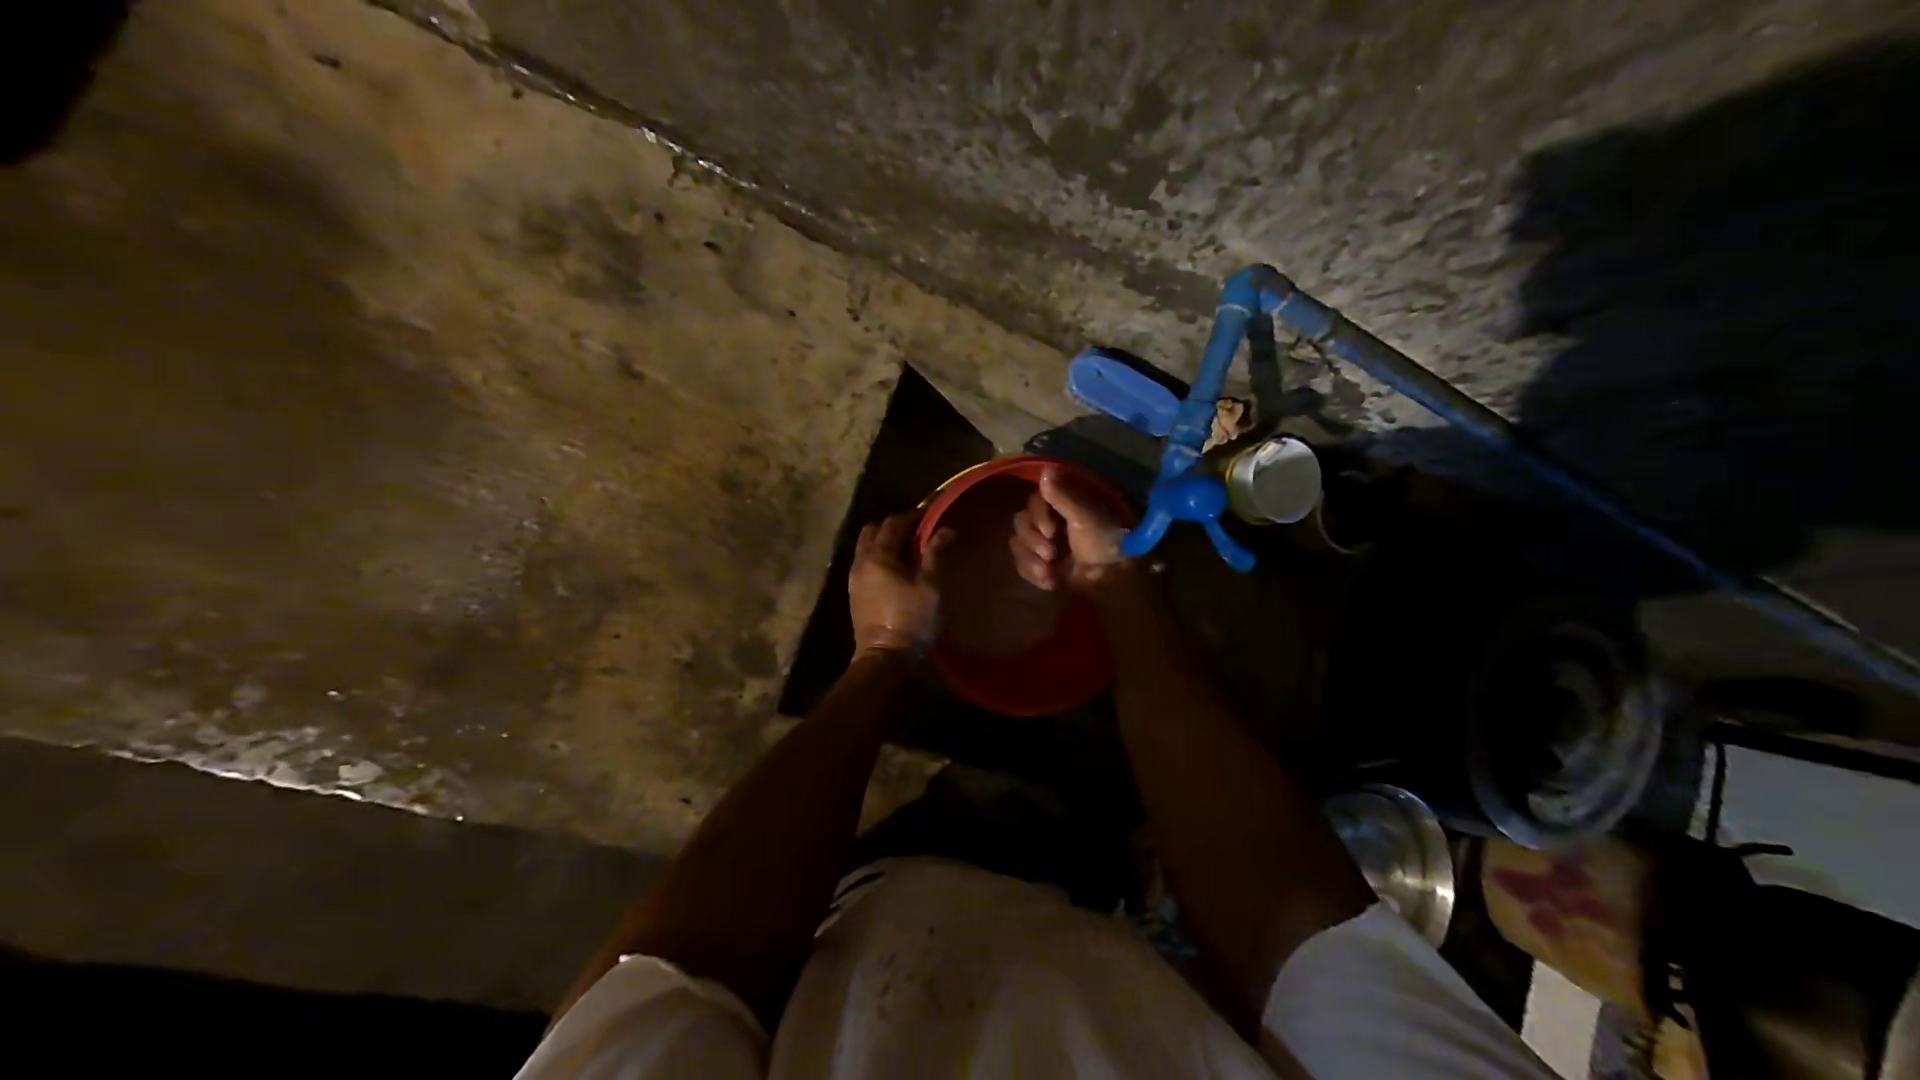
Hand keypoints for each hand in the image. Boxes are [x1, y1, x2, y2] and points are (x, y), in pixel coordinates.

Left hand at [849, 511, 952, 658]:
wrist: (884, 657)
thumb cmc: (911, 620)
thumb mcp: (930, 585)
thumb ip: (935, 554)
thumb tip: (946, 529)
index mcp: (879, 556)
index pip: (893, 523)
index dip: (912, 515)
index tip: (929, 515)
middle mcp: (861, 561)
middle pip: (872, 530)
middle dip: (893, 525)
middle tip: (916, 531)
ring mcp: (854, 578)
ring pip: (865, 546)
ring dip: (883, 541)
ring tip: (907, 549)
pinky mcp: (854, 592)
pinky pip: (864, 562)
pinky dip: (878, 556)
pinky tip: (895, 568)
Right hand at [1010, 468, 1135, 594]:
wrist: (1113, 579)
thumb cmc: (1105, 542)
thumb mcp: (1086, 518)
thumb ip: (1064, 496)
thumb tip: (1046, 470)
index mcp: (1062, 502)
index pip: (1034, 500)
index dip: (1038, 516)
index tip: (1050, 531)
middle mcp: (1049, 517)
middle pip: (1022, 521)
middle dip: (1033, 540)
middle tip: (1051, 554)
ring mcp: (1042, 541)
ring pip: (1018, 543)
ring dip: (1031, 559)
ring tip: (1049, 572)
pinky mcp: (1039, 562)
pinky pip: (1021, 563)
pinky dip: (1032, 573)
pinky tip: (1050, 582)